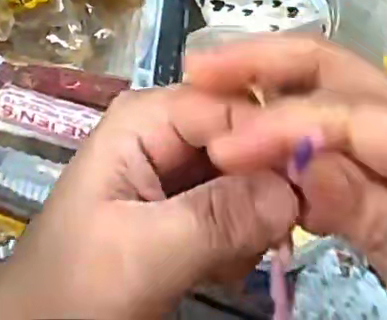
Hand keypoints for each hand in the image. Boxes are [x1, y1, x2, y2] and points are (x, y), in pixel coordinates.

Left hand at [0, 86, 297, 318]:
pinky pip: (237, 206)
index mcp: (145, 115)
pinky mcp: (186, 202)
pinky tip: (220, 267)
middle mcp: (165, 128)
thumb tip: (291, 186)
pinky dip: (240, 239)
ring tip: (225, 262)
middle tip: (266, 238)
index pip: (225, 104)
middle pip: (241, 135)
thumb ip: (214, 217)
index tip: (309, 187)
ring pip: (246, 175)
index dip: (269, 137)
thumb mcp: (141, 251)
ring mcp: (176, 165)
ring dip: (250, 222)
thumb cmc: (77, 282)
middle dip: (261, 187)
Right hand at [187, 36, 386, 319]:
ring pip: (323, 74)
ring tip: (207, 79)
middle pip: (331, 65)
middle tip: (196, 71)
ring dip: (262, 69)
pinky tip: (247, 115)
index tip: (223, 148)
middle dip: (260, 60)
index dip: (281, 124)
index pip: (351, 117)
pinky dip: (278, 98)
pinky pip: (325, 105)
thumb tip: (306, 162)